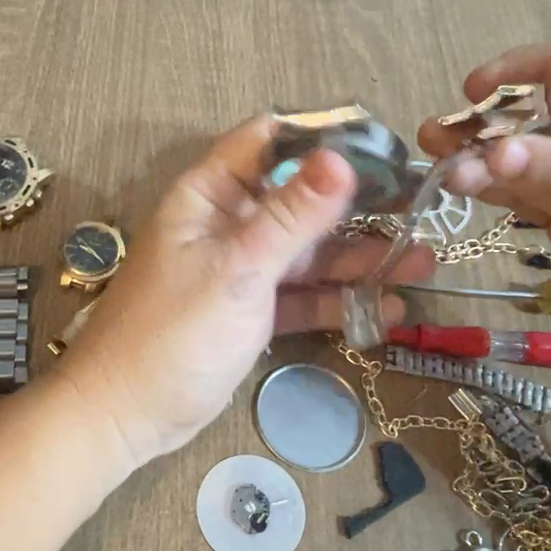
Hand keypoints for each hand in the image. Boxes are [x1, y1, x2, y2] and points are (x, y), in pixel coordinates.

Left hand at [59, 118, 432, 466]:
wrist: (127, 413)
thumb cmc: (174, 332)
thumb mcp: (238, 269)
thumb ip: (291, 215)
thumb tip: (339, 156)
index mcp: (210, 194)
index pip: (269, 141)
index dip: (323, 138)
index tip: (384, 148)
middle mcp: (228, 223)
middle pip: (299, 199)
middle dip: (357, 205)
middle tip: (423, 209)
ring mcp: (241, 268)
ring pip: (307, 252)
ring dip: (359, 258)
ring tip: (423, 262)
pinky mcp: (250, 310)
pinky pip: (301, 295)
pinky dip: (337, 301)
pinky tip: (388, 308)